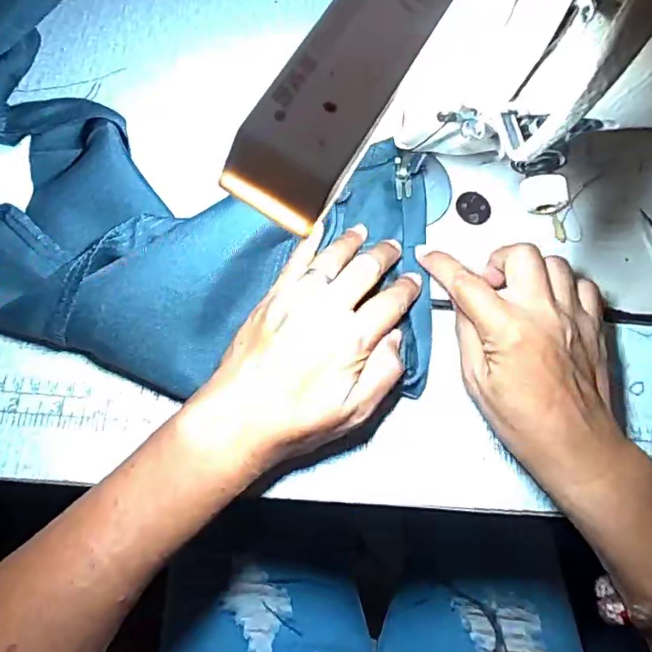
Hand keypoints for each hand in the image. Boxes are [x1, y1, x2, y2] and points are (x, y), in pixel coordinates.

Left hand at [174, 224, 420, 479]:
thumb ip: (384, 373)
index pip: (391, 302)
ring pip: (330, 259)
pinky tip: (316, 231)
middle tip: (391, 248)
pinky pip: (295, 261)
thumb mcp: (354, 412)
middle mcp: (327, 311)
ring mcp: (297, 300)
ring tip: (361, 232)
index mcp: (353, 339)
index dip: (406, 289)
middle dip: (383, 255)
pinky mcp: (272, 298)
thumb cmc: (293, 420)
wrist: (239, 415)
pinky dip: (308, 242)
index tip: (412, 282)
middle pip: (364, 270)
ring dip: (349, 242)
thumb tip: (396, 341)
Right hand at [418, 244, 651, 527]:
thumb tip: (461, 302)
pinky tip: (550, 304)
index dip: (441, 264)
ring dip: (529, 271)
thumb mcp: (476, 380)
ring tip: (518, 292)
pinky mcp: (595, 325)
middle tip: (487, 283)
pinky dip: (562, 286)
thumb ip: (466, 332)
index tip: (429, 256)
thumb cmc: (524, 423)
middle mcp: (544, 314)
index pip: (466, 281)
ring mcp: (574, 316)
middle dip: (496, 260)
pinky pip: (581, 284)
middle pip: (521, 254)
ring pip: (554, 262)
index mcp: (508, 329)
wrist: (578, 447)